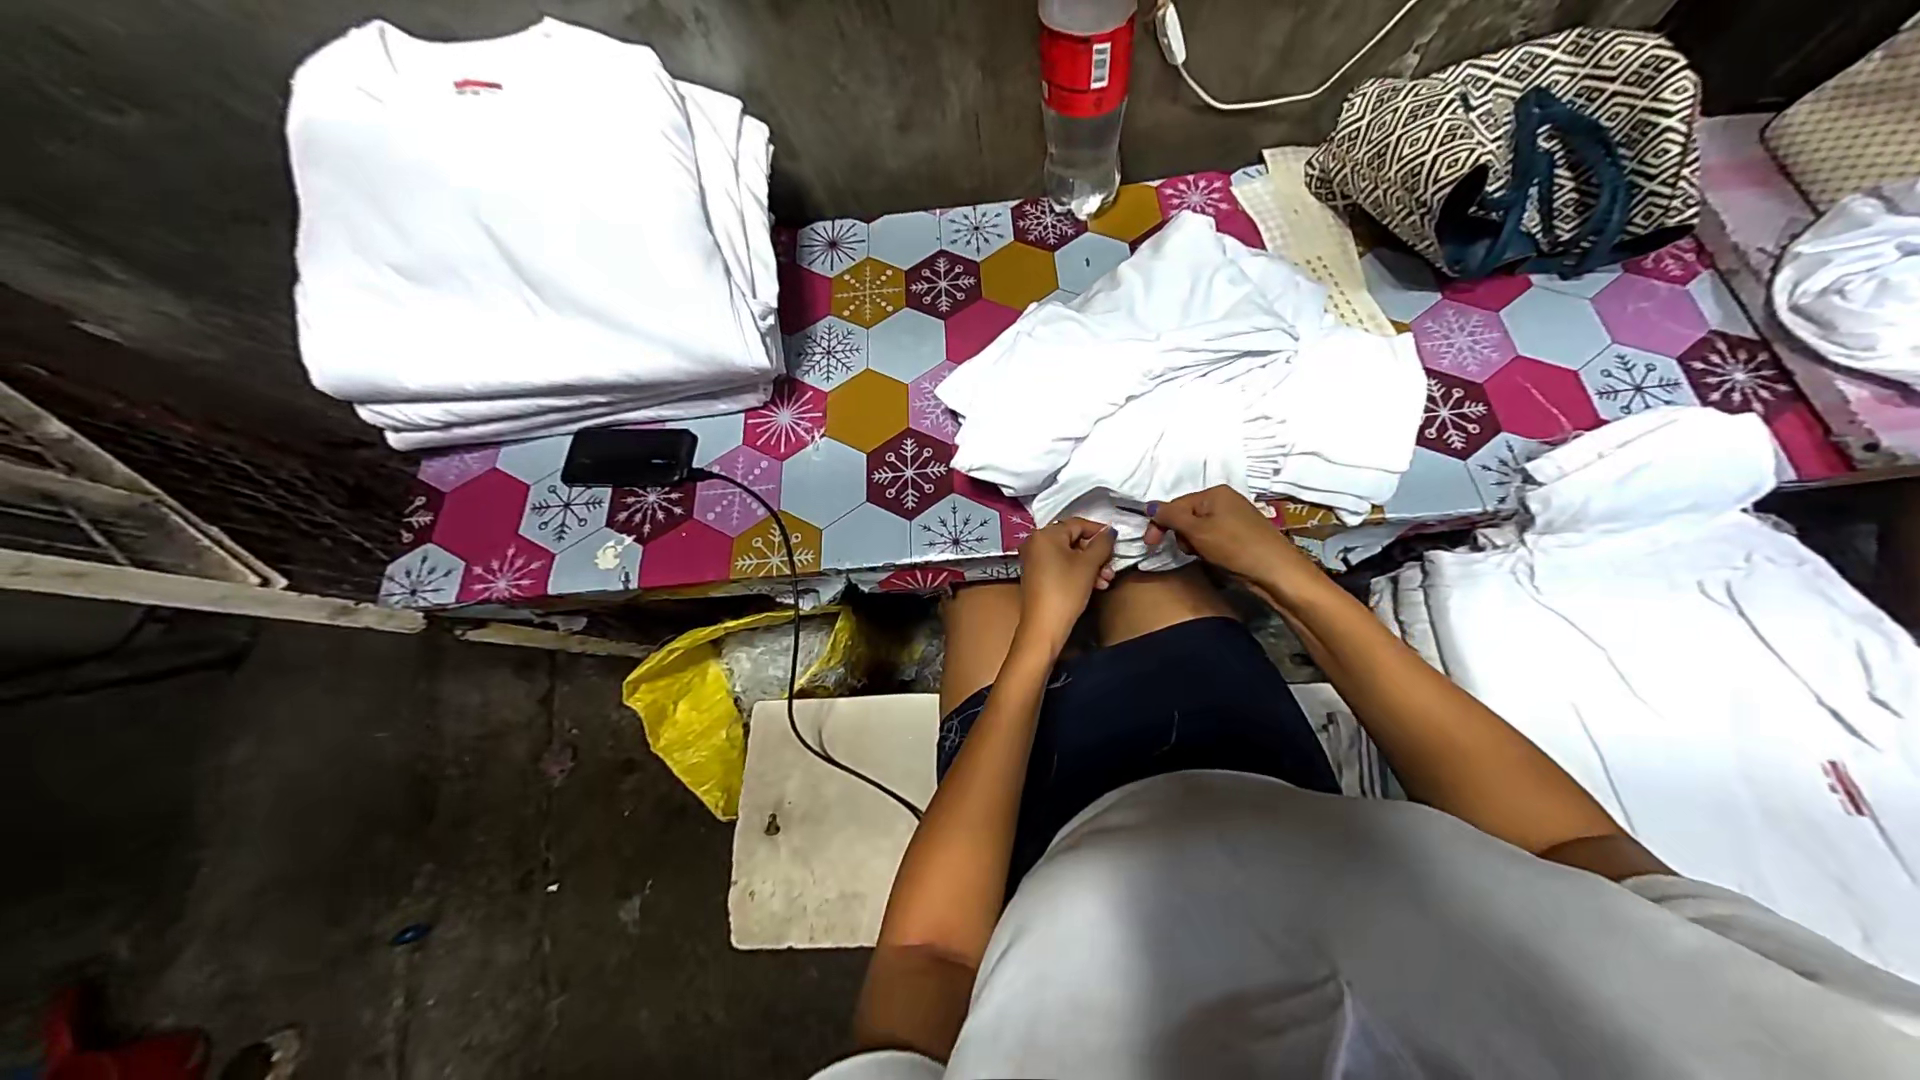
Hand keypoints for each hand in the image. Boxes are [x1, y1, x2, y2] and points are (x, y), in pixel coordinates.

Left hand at [1017, 517, 1115, 648]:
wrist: (1044, 626)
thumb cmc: (1066, 589)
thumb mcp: (1089, 564)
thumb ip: (1102, 543)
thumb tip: (1109, 531)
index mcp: (1045, 534)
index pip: (1077, 524)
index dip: (1099, 531)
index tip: (1116, 541)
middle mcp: (1036, 543)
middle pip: (1073, 540)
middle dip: (1096, 554)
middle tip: (1111, 566)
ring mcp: (1034, 560)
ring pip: (1069, 556)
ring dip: (1091, 566)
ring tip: (1106, 580)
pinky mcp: (1037, 576)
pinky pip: (1061, 566)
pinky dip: (1078, 573)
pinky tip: (1095, 585)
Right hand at [1144, 486, 1319, 597]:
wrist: (1276, 570)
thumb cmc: (1234, 547)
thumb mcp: (1197, 531)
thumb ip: (1171, 516)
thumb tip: (1150, 506)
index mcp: (1214, 493)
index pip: (1175, 505)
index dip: (1159, 524)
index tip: (1150, 545)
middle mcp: (1225, 500)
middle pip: (1186, 516)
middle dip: (1180, 535)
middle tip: (1188, 551)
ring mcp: (1235, 517)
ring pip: (1198, 529)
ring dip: (1193, 544)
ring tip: (1203, 556)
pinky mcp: (1241, 534)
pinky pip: (1212, 536)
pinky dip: (1207, 547)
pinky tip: (1214, 558)